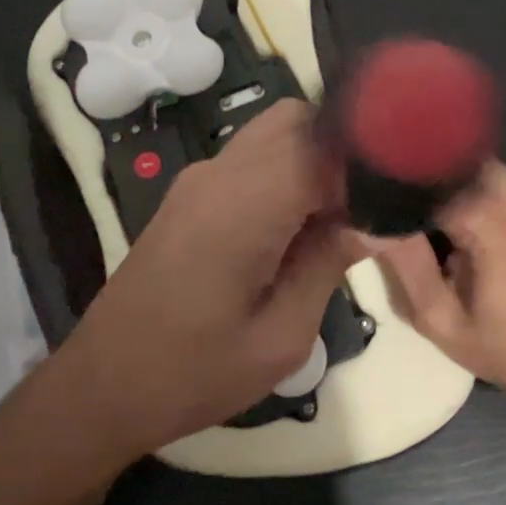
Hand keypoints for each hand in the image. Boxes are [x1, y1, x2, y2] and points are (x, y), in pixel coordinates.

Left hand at [49, 98, 365, 460]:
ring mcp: (198, 180)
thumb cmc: (193, 373)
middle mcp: (218, 174)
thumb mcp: (281, 337)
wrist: (102, 385)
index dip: (369, 160)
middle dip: (344, 148)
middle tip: (371, 204)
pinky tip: (301, 223)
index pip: (323, 144)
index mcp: (242, 205)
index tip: (403, 190)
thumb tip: (373, 219)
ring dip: (315, 158)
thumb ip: (329, 264)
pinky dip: (287, 170)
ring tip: (341, 217)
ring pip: (274, 133)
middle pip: (297, 119)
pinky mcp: (189, 195)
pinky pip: (252, 158)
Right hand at [377, 161, 505, 415]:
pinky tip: (429, 225)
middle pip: (431, 165)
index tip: (351, 209)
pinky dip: (445, 195)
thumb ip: (401, 265)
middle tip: (367, 215)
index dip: (377, 192)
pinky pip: (470, 179)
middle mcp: (505, 184)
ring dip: (421, 190)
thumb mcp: (443, 320)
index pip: (412, 178)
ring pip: (449, 169)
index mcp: (487, 212)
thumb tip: (358, 222)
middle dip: (398, 185)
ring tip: (393, 220)